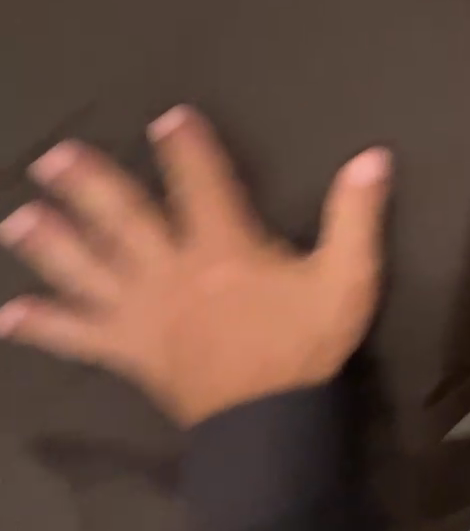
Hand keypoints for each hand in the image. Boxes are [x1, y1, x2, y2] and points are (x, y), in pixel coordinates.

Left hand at [0, 107, 390, 426]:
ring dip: (52, 245)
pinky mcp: (128, 350)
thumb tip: (372, 157)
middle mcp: (171, 274)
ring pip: (87, 272)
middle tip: (53, 159)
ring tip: (18, 219)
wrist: (268, 413)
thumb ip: (357, 214)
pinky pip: (78, 335)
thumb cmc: (310, 336)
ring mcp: (141, 315)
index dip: (188, 151)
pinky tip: (12, 314)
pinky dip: (44, 325)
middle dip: (92, 188)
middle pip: (124, 224)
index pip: (204, 188)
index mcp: (225, 251)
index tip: (169, 118)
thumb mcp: (350, 272)